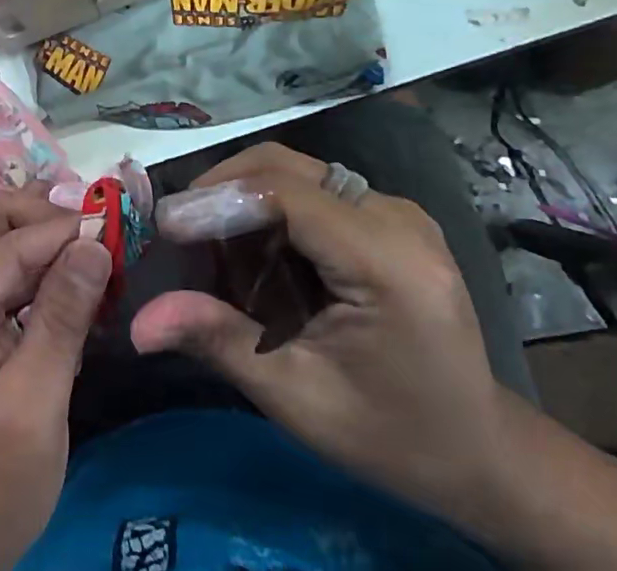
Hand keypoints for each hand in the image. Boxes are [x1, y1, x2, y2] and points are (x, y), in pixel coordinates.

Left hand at [0, 190, 111, 570]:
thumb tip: (94, 242)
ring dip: (54, 238)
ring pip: (6, 241)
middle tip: (109, 235)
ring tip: (106, 252)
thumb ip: (61, 318)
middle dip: (54, 215)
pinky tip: (83, 283)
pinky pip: (13, 274)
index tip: (124, 232)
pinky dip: (49, 268)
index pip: (13, 241)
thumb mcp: (33, 406)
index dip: (68, 228)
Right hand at [130, 143, 510, 513]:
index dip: (217, 201)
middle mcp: (398, 217)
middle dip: (223, 191)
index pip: (286, 194)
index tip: (165, 227)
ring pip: (296, 173)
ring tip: (217, 255)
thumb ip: (219, 340)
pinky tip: (258, 257)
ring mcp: (397, 211)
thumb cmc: (390, 433)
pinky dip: (272, 212)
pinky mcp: (390, 217)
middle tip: (181, 237)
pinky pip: (314, 191)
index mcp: (388, 261)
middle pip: (288, 167)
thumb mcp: (297, 396)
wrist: (476, 448)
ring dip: (245, 200)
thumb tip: (139, 324)